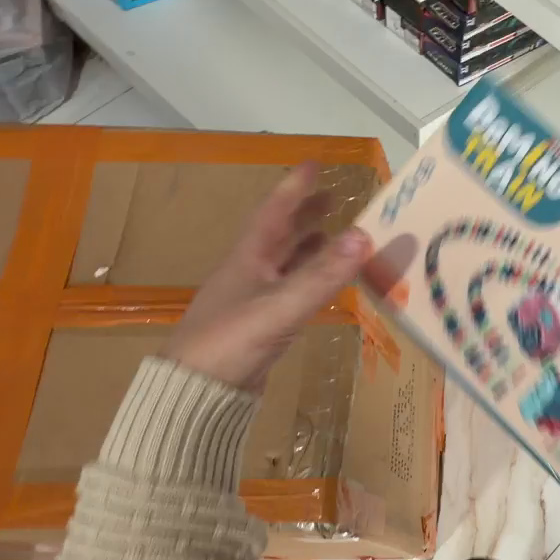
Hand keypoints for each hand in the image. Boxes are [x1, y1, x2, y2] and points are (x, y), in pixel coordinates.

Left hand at [166, 164, 371, 390]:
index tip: (314, 163)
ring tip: (333, 235)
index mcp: (247, 260)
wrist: (194, 396)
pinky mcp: (259, 327)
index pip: (274, 213)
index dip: (294, 187)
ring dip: (308, 246)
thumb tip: (365, 235)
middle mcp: (248, 274)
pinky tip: (321, 285)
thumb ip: (323, 274)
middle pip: (279, 235)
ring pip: (284, 264)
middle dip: (305, 215)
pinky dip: (309, 280)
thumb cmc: (230, 342)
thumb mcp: (280, 306)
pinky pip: (290, 291)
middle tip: (332, 197)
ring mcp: (251, 301)